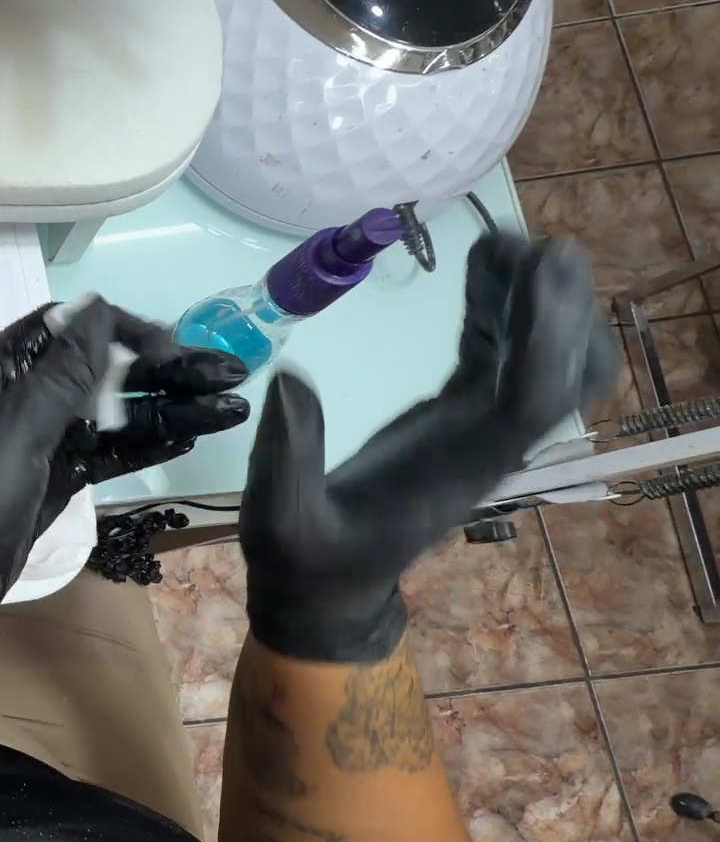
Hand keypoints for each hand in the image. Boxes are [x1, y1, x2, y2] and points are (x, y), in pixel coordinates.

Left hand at [0, 298, 249, 659]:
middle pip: (96, 370)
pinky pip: (98, 455)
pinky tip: (185, 437)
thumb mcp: (9, 433)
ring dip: (163, 408)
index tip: (171, 346)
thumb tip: (95, 308)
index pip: (64, 329)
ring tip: (231, 408)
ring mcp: (34, 445)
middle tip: (230, 375)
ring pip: (105, 414)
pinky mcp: (47, 483)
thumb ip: (57, 375)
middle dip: (159, 369)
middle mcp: (16, 403)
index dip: (119, 328)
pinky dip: (139, 445)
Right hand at [240, 235, 618, 663]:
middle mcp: (485, 447)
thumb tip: (287, 377)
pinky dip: (500, 320)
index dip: (542, 331)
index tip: (535, 267)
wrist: (323, 594)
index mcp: (456, 470)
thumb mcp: (277, 518)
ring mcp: (474, 435)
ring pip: (543, 363)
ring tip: (501, 247)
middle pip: (564, 373)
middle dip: (562, 308)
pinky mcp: (452, 428)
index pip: (528, 395)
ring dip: (538, 305)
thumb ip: (283, 454)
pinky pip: (497, 366)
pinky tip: (481, 280)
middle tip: (530, 247)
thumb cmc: (303, 562)